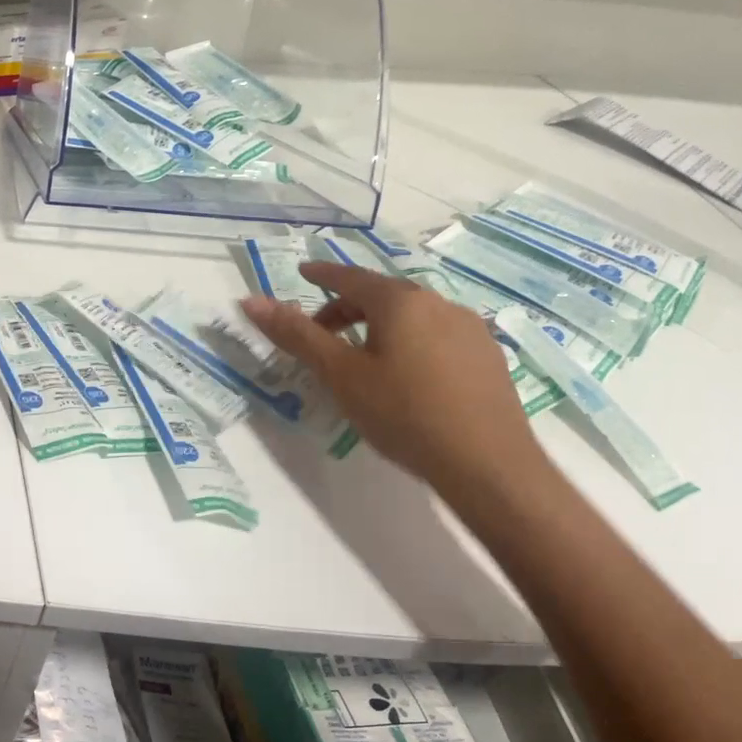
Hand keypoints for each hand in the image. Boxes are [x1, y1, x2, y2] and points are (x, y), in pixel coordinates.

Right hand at [240, 261, 544, 492]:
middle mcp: (441, 305)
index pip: (350, 277)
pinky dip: (408, 341)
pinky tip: (402, 375)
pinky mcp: (489, 359)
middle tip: (319, 333)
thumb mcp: (338, 373)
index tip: (302, 272)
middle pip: (382, 295)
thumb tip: (251, 301)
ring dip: (378, 325)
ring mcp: (472, 332)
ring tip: (359, 357)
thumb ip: (295, 333)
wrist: (490, 468)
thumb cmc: (404, 413)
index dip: (321, 274)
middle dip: (346, 307)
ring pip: (412, 316)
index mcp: (402, 302)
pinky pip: (437, 335)